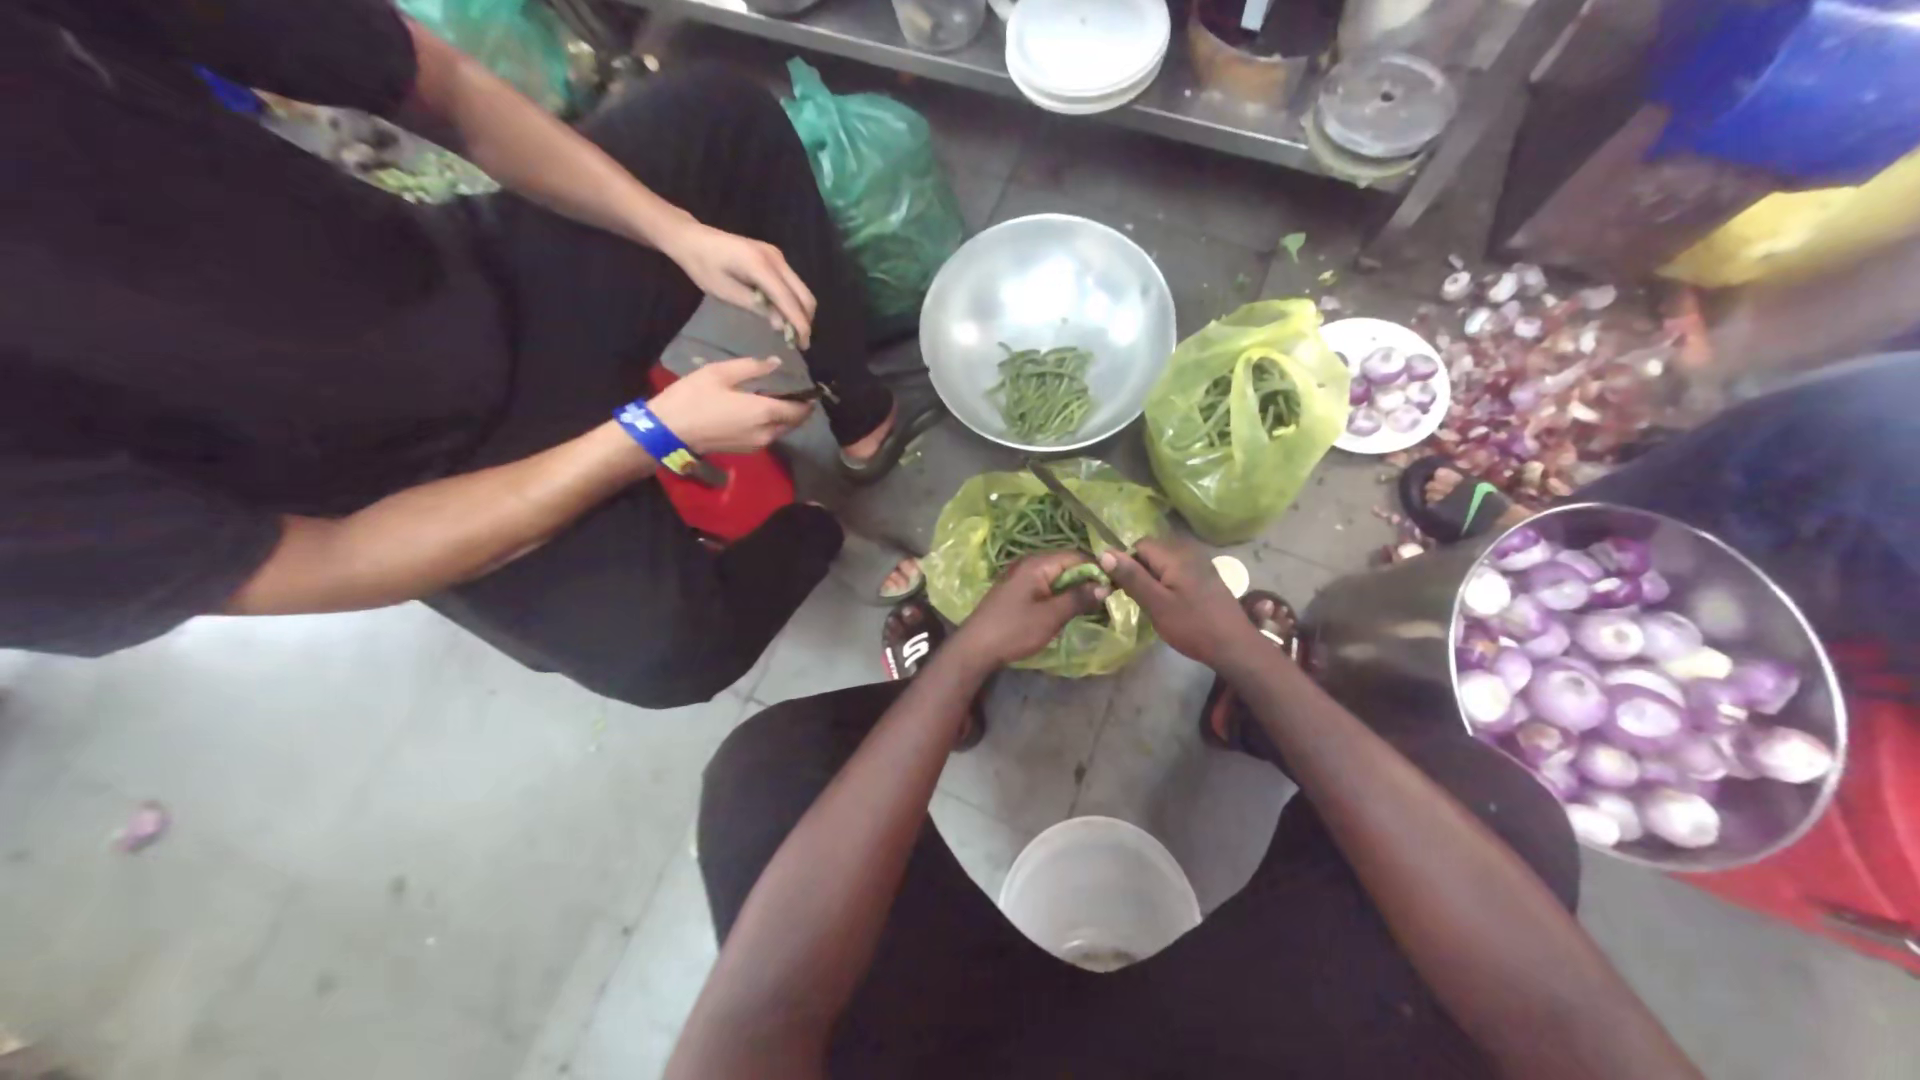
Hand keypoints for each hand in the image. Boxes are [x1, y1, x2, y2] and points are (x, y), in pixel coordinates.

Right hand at [645, 357, 811, 454]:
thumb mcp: (720, 373)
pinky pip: (768, 436)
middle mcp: (767, 432)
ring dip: (785, 418)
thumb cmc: (693, 398)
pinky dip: (772, 425)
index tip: (811, 389)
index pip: (799, 409)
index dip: (807, 400)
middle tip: (796, 393)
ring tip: (779, 400)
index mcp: (765, 412)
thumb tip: (776, 363)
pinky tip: (761, 412)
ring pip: (781, 431)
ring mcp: (757, 445)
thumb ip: (752, 367)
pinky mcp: (746, 451)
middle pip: (793, 422)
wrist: (669, 431)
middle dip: (799, 410)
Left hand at [659, 220, 816, 349]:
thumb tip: (782, 325)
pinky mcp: (775, 257)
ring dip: (800, 311)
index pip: (789, 300)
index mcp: (761, 266)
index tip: (803, 345)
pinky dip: (793, 301)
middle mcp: (776, 259)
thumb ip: (757, 307)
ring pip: (801, 289)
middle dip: (805, 320)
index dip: (799, 325)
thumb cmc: (703, 267)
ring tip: (792, 331)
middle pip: (804, 295)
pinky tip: (784, 314)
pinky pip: (793, 283)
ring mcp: (777, 256)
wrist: (692, 238)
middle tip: (799, 341)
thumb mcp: (727, 293)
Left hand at [949, 551, 1110, 668]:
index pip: (1077, 556)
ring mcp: (1020, 575)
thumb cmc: (1014, 630)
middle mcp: (1028, 562)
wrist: (975, 647)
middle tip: (1106, 598)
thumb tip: (1106, 586)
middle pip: (1067, 564)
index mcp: (1037, 563)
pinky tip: (1067, 608)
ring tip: (1091, 605)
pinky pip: (1045, 584)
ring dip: (1073, 588)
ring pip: (1056, 576)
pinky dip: (1059, 593)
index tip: (1116, 586)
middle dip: (1087, 579)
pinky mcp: (1016, 589)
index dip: (1098, 569)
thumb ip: (1078, 598)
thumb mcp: (1050, 616)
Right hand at [1098, 539, 1257, 667]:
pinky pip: (1178, 571)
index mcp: (1175, 555)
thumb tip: (1105, 553)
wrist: (1235, 647)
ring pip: (1164, 563)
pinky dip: (1167, 583)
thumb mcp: (1156, 603)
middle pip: (1152, 552)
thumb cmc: (1192, 626)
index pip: (1138, 545)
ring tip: (1151, 603)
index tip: (1120, 587)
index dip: (1125, 563)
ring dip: (1152, 578)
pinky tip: (1170, 604)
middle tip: (1136, 598)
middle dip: (1138, 570)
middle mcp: (1189, 553)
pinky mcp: (1207, 578)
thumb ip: (1131, 577)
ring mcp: (1201, 565)